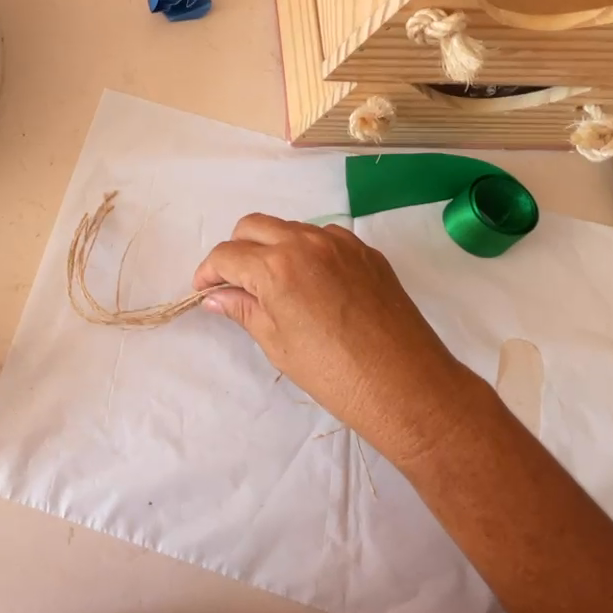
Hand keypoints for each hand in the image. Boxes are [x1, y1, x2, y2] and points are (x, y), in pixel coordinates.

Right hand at [193, 215, 481, 463]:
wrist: (407, 386)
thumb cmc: (334, 374)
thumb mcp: (277, 344)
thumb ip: (243, 309)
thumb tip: (217, 296)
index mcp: (276, 266)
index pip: (227, 255)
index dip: (209, 272)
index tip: (205, 290)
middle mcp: (305, 241)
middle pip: (252, 226)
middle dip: (237, 250)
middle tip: (236, 284)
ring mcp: (340, 242)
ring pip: (289, 227)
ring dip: (272, 247)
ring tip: (276, 285)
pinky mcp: (365, 251)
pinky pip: (323, 237)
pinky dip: (307, 251)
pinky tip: (313, 285)